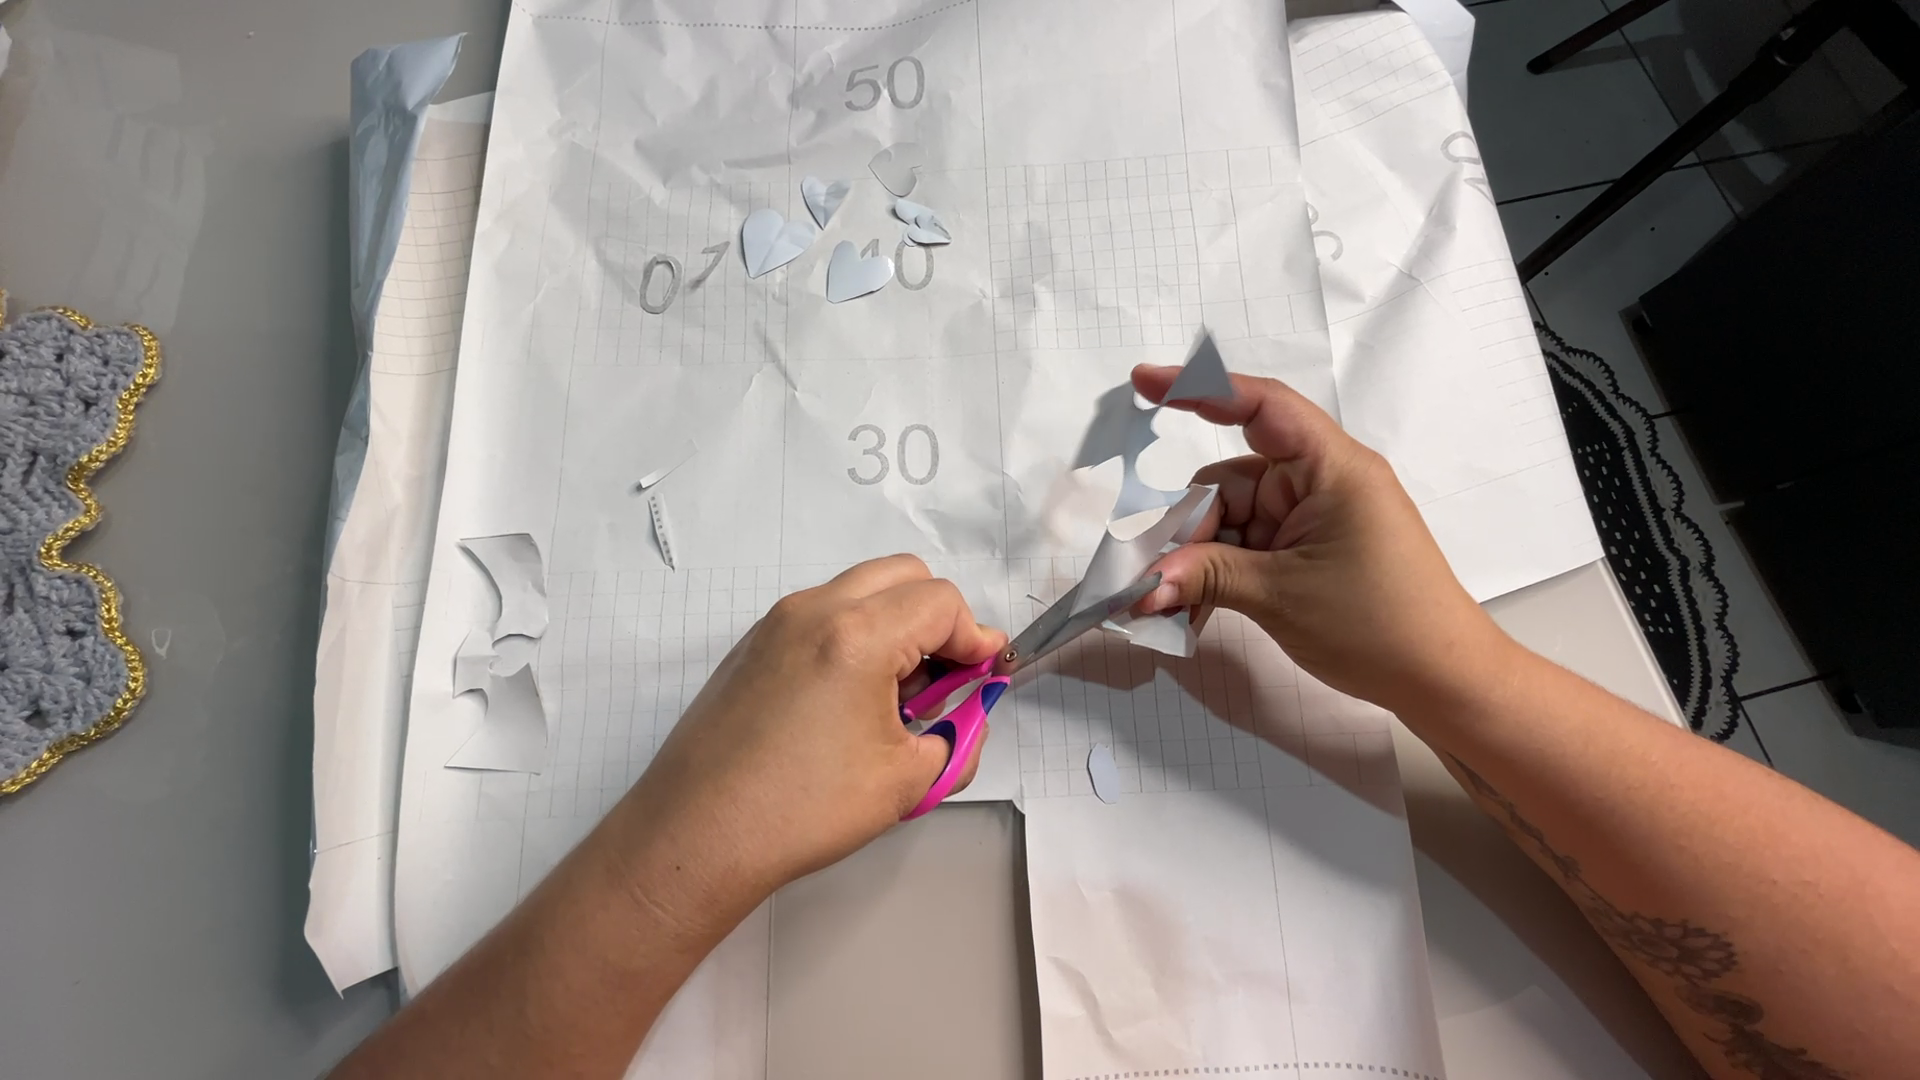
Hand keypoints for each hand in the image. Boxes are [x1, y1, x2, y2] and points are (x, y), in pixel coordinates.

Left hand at [599, 555, 1005, 938]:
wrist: (694, 836)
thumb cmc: (804, 810)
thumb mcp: (907, 781)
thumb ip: (959, 737)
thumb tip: (969, 714)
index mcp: (858, 634)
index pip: (941, 603)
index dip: (976, 636)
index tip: (986, 673)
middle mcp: (815, 608)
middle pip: (904, 575)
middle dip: (938, 617)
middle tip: (945, 675)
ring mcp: (778, 620)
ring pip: (862, 589)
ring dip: (896, 622)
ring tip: (896, 692)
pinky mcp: (754, 642)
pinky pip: (824, 612)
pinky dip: (856, 632)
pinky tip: (848, 697)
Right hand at [1132, 365, 1510, 712]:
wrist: (1442, 681)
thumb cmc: (1377, 625)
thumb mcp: (1279, 596)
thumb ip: (1205, 576)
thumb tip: (1140, 585)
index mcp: (1330, 469)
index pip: (1260, 406)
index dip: (1198, 387)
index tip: (1142, 384)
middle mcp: (1317, 482)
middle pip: (1229, 482)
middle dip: (1189, 527)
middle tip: (1155, 580)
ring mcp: (1310, 516)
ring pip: (1229, 518)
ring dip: (1199, 558)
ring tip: (1174, 606)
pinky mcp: (1304, 547)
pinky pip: (1244, 545)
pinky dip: (1219, 571)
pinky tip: (1195, 607)